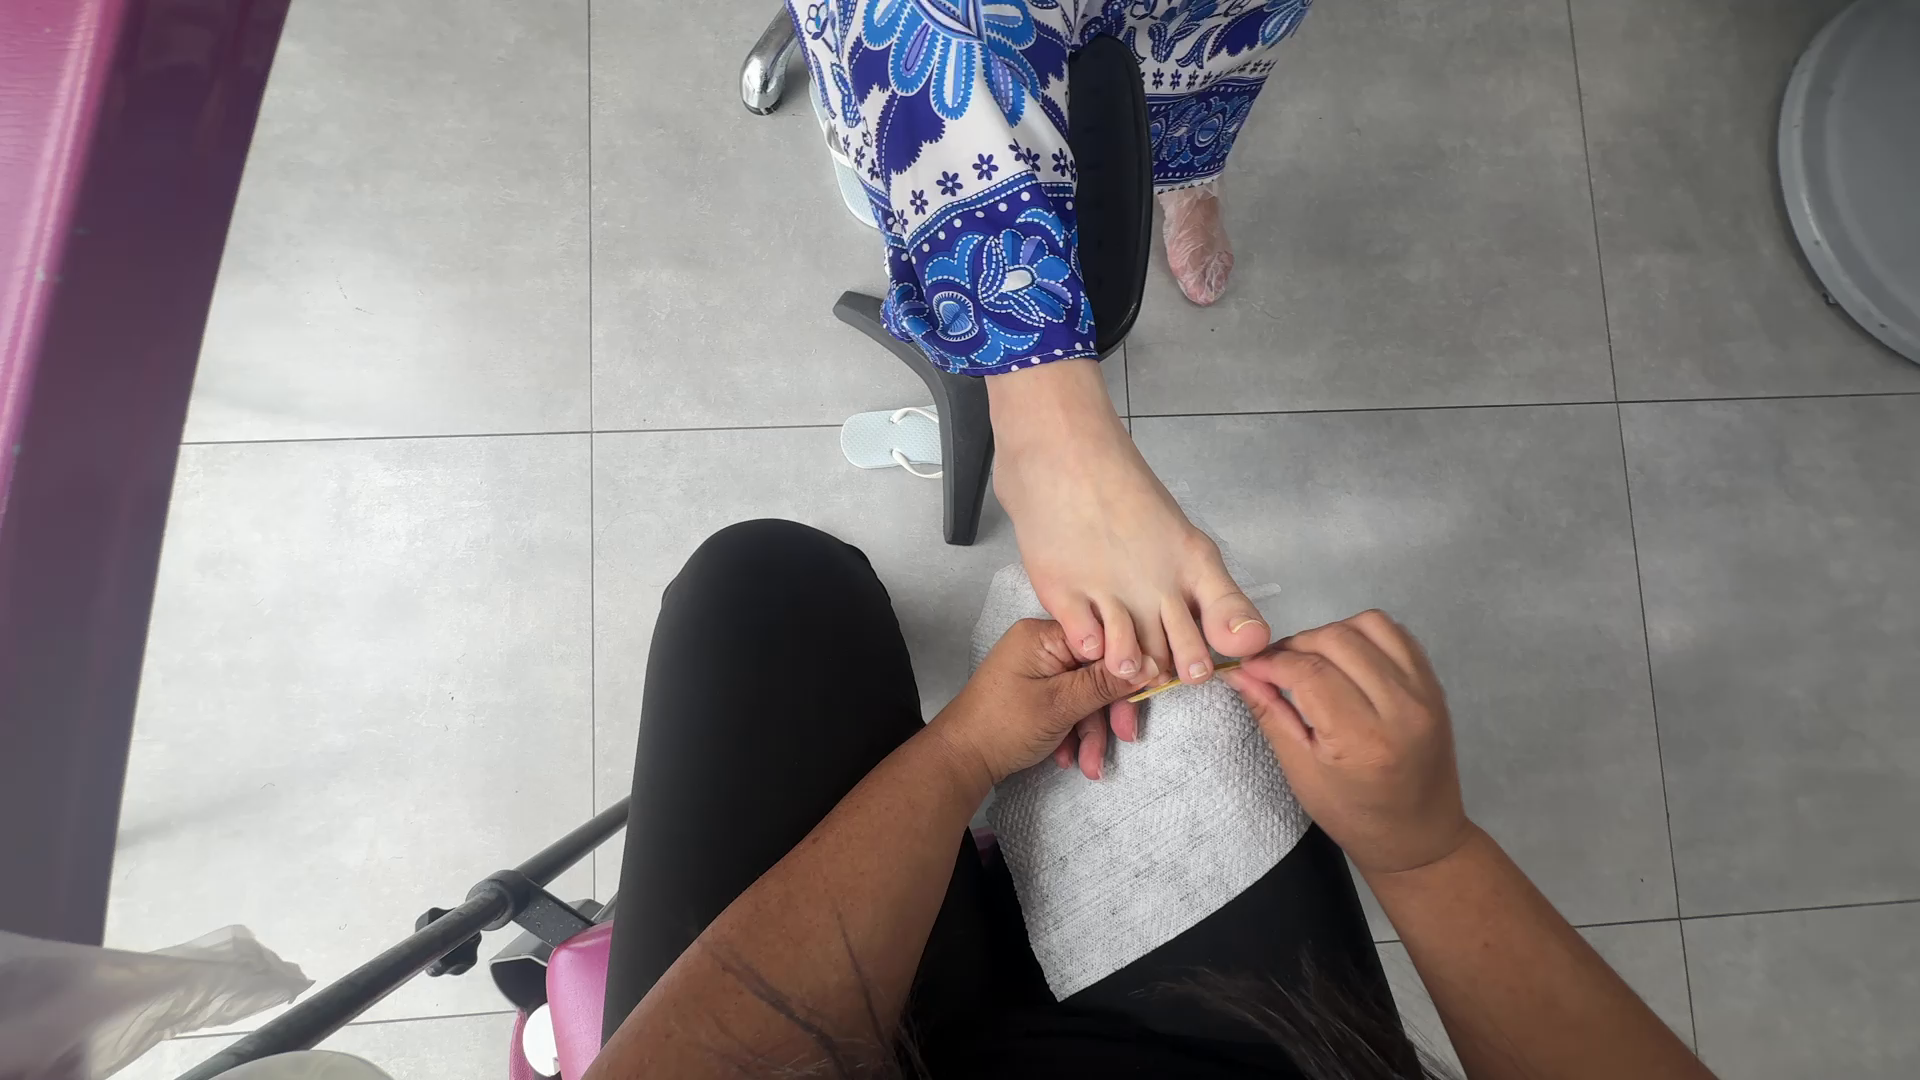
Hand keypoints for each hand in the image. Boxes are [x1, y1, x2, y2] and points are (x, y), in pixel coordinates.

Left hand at [930, 619, 1156, 785]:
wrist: (961, 760)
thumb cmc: (1004, 726)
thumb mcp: (1060, 705)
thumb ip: (1103, 684)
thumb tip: (1149, 663)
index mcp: (1043, 636)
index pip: (1101, 639)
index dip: (1127, 666)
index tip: (1150, 690)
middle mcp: (1042, 646)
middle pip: (1095, 669)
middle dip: (1109, 710)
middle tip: (1125, 737)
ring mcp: (1039, 670)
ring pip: (1084, 694)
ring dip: (1092, 731)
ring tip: (1090, 765)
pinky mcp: (1038, 693)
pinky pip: (1069, 705)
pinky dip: (1074, 732)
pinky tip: (1068, 757)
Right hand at [1220, 610, 1471, 875]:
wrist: (1419, 837)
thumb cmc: (1352, 813)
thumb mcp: (1299, 769)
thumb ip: (1269, 712)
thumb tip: (1237, 672)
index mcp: (1364, 739)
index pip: (1309, 672)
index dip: (1270, 662)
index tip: (1249, 667)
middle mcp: (1401, 708)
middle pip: (1336, 640)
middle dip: (1294, 646)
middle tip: (1275, 666)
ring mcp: (1424, 692)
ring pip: (1366, 625)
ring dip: (1328, 634)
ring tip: (1311, 659)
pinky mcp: (1433, 684)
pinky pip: (1395, 632)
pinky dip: (1362, 633)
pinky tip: (1343, 656)